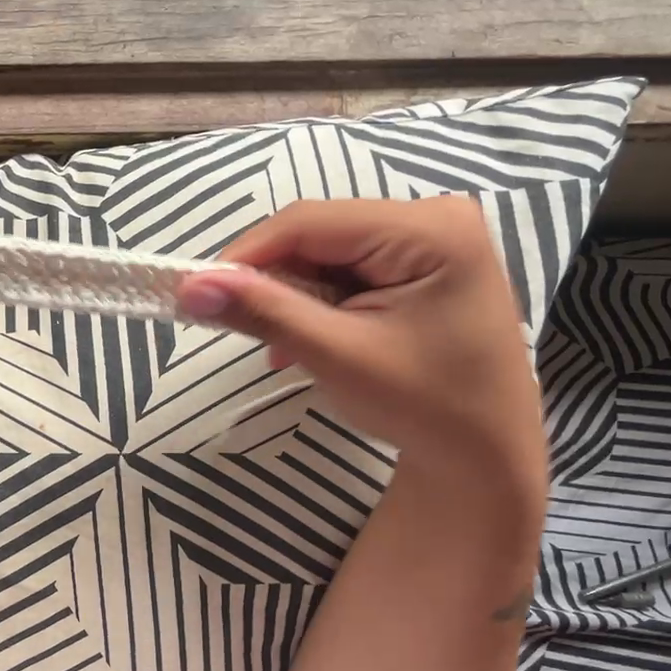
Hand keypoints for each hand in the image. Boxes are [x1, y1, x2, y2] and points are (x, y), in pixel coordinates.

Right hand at [175, 197, 544, 482]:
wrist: (483, 453)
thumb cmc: (420, 404)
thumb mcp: (333, 354)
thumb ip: (262, 312)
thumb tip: (188, 287)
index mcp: (427, 229)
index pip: (306, 222)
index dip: (244, 256)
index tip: (196, 296)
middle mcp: (432, 217)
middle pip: (314, 234)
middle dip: (269, 280)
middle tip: (240, 328)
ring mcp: (428, 241)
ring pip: (321, 254)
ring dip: (287, 297)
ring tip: (278, 346)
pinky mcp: (418, 265)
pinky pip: (341, 270)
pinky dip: (311, 304)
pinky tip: (304, 340)